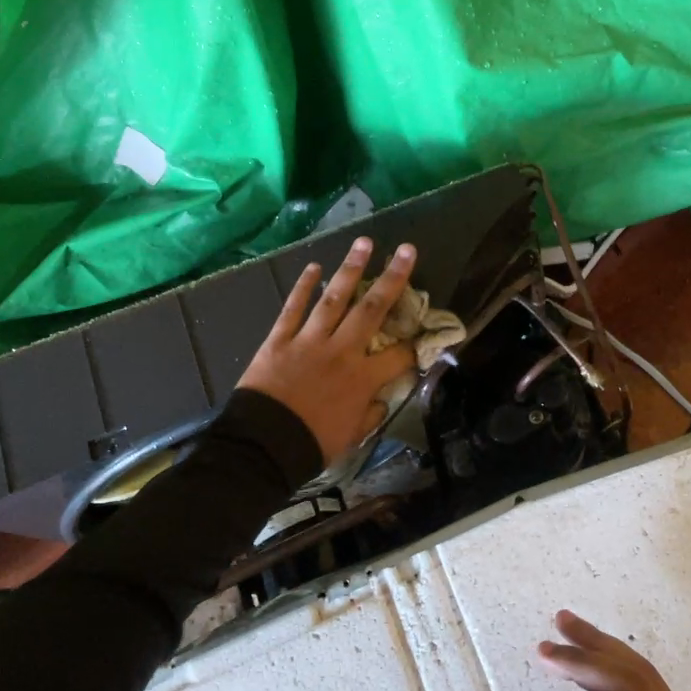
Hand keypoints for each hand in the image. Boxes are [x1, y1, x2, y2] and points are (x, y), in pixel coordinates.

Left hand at [237, 237, 418, 464]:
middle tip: (407, 250)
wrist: (263, 447)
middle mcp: (342, 351)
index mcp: (363, 379)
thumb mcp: (353, 437)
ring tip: (365, 243)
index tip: (427, 333)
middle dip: (393, 278)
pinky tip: (314, 267)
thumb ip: (371, 413)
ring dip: (351, 269)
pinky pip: (293, 307)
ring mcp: (309, 341)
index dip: (417, 344)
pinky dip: (303, 286)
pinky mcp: (279, 339)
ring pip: (335, 298)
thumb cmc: (312, 445)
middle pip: (372, 308)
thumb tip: (382, 396)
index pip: (399, 354)